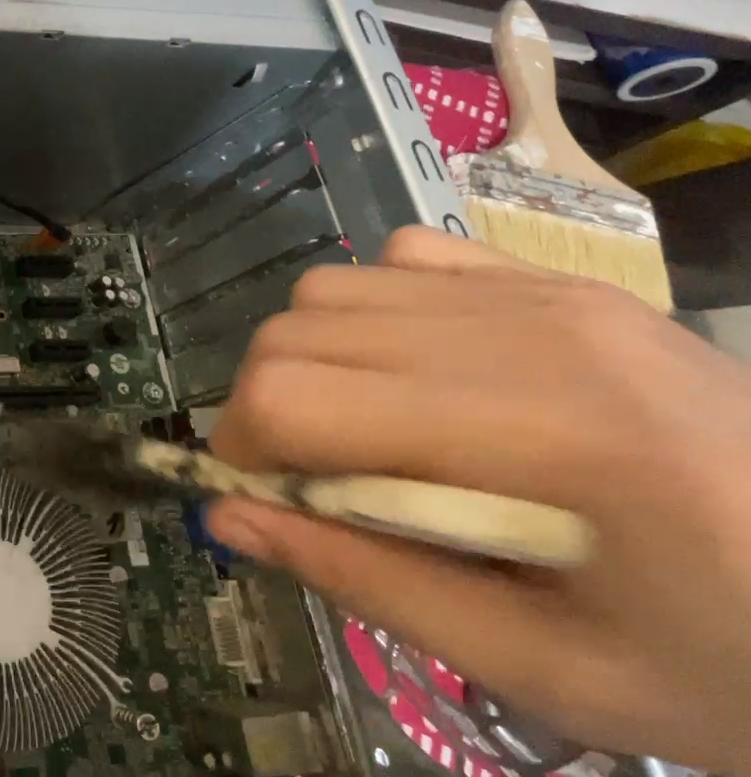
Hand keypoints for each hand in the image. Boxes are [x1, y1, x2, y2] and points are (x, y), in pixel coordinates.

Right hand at [203, 226, 750, 771]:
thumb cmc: (728, 657)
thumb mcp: (544, 666)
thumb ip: (364, 580)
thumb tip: (225, 516)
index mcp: (545, 437)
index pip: (296, 398)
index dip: (242, 450)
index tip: (261, 503)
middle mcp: (534, 333)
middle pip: (294, 334)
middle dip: (261, 410)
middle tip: (302, 480)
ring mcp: (549, 293)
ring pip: (328, 291)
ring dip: (305, 362)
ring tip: (353, 430)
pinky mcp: (557, 281)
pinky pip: (400, 259)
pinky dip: (367, 313)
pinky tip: (409, 374)